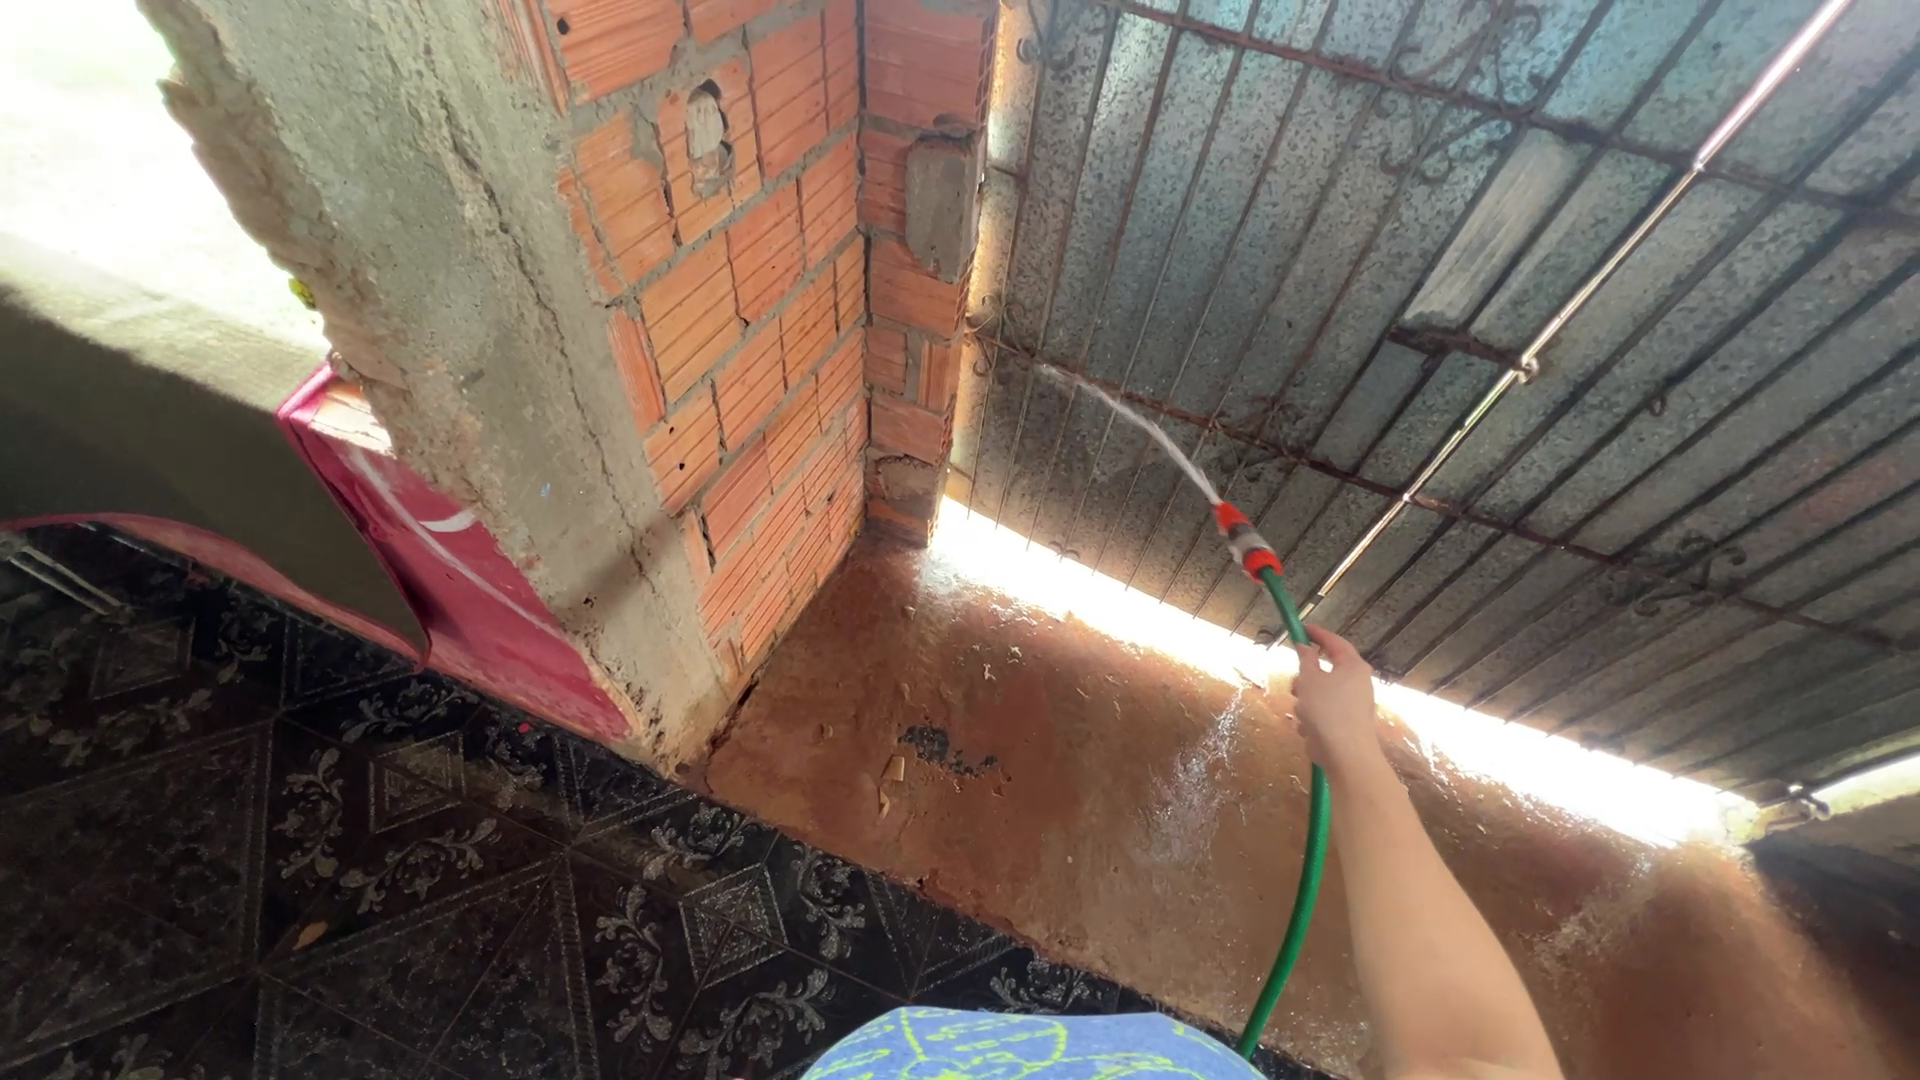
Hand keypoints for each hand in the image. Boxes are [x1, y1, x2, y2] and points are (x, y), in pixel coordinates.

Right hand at [1286, 625, 1383, 776]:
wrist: (1345, 753)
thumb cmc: (1327, 709)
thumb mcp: (1310, 679)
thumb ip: (1306, 659)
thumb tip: (1305, 646)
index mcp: (1353, 667)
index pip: (1336, 643)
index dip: (1318, 634)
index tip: (1301, 628)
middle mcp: (1357, 683)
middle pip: (1325, 670)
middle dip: (1306, 677)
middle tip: (1295, 682)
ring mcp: (1352, 704)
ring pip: (1320, 692)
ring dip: (1305, 699)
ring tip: (1301, 711)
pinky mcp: (1345, 723)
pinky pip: (1322, 711)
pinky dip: (1312, 716)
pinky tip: (1308, 728)